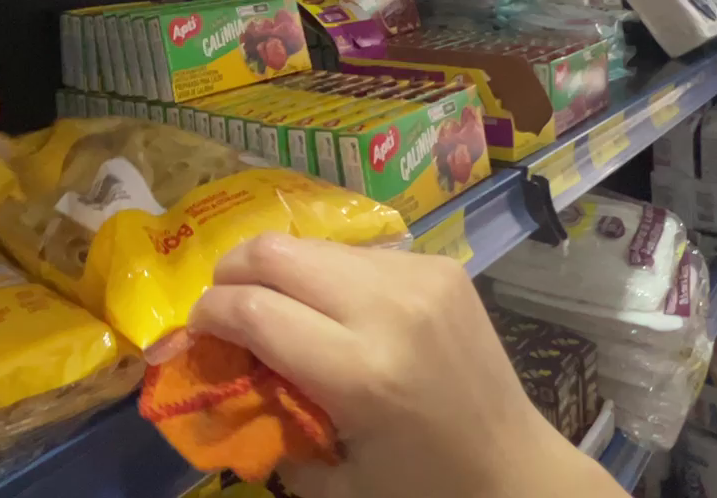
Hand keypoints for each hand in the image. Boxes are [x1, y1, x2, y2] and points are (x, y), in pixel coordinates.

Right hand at [189, 235, 620, 497]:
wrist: (519, 475)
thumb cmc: (421, 493)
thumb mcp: (332, 482)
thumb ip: (267, 422)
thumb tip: (221, 374)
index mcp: (362, 373)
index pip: (255, 310)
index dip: (210, 311)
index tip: (197, 325)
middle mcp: (389, 308)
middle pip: (276, 252)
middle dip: (232, 270)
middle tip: (223, 298)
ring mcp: (418, 276)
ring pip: (313, 244)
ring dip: (279, 268)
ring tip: (276, 300)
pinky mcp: (438, 263)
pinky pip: (356, 253)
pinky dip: (327, 274)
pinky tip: (335, 304)